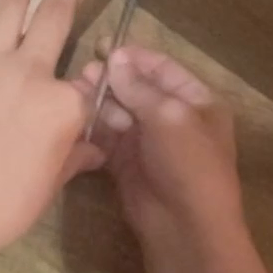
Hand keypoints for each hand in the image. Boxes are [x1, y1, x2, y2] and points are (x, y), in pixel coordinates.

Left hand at [0, 0, 104, 254]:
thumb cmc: (5, 205)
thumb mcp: (50, 184)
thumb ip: (73, 155)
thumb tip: (95, 146)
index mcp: (61, 104)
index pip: (85, 84)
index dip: (92, 79)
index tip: (95, 72)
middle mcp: (28, 72)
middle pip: (54, 18)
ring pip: (6, 9)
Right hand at [75, 45, 272, 272]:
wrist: (184, 226)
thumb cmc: (188, 165)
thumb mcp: (169, 117)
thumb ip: (139, 87)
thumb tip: (114, 57)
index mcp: (197, 102)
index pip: (163, 69)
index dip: (134, 57)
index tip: (103, 46)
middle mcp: (172, 119)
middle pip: (138, 89)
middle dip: (112, 80)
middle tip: (84, 72)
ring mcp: (148, 142)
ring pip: (119, 112)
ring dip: (100, 101)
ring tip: (77, 91)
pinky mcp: (126, 163)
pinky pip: (107, 138)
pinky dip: (93, 127)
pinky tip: (75, 117)